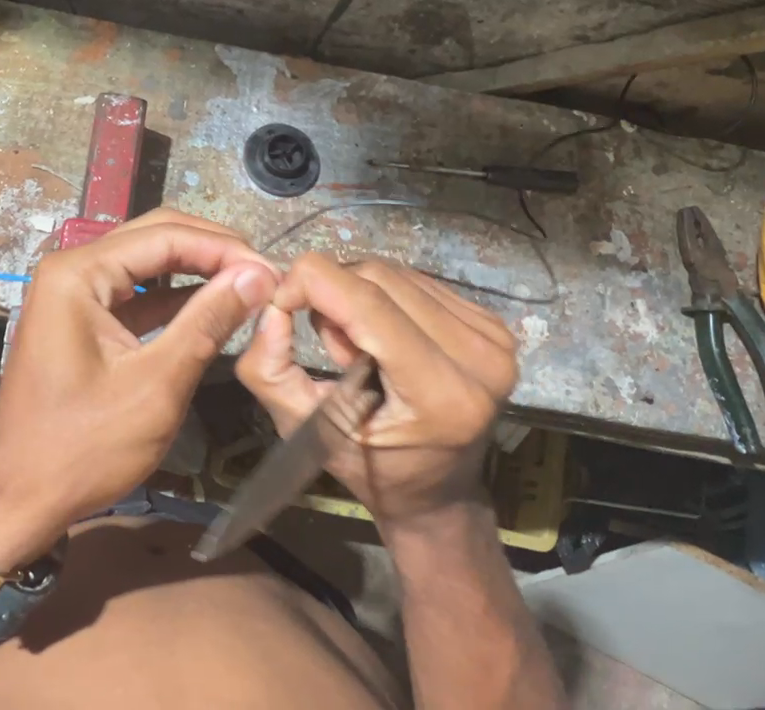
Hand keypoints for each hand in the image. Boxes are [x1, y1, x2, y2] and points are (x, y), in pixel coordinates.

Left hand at [0, 209, 277, 569]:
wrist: (21, 500)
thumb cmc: (84, 447)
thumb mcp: (156, 384)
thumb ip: (207, 322)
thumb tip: (257, 274)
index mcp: (78, 273)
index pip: (164, 236)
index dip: (224, 247)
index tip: (273, 270)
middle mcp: (72, 270)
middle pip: (155, 238)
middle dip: (213, 251)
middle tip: (265, 274)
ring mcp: (75, 294)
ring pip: (148, 264)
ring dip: (198, 272)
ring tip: (251, 286)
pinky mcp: (83, 320)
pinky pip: (137, 296)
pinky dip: (176, 300)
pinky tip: (216, 308)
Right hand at [236, 256, 520, 525]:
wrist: (440, 492)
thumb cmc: (372, 470)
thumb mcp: (306, 432)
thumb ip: (270, 371)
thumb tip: (269, 307)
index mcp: (441, 395)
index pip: (367, 302)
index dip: (311, 283)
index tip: (279, 300)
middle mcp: (480, 358)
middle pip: (379, 277)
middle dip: (334, 295)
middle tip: (330, 343)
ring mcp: (495, 337)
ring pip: (396, 273)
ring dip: (357, 295)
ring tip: (358, 347)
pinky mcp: (493, 323)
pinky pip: (416, 280)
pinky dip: (383, 297)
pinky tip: (383, 335)